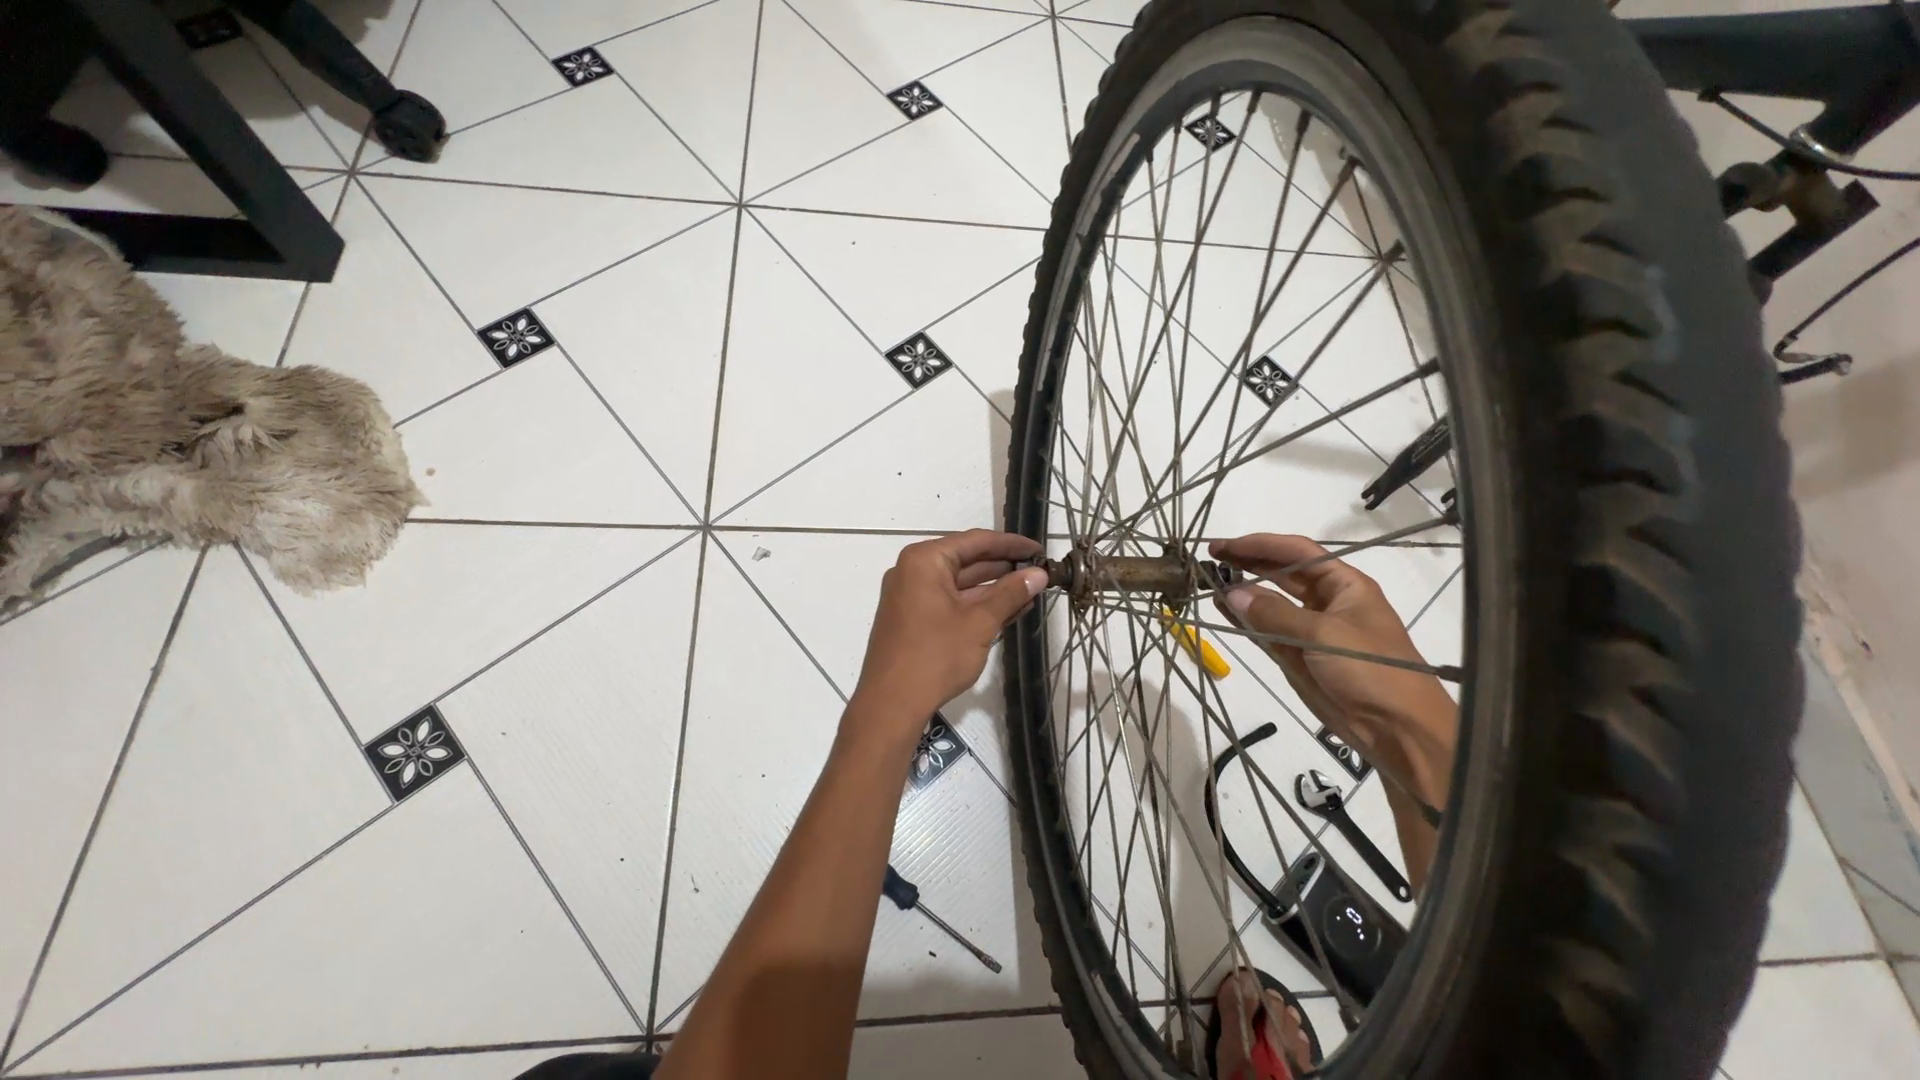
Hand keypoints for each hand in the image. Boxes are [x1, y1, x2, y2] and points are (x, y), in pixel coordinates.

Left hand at [850, 530, 1048, 743]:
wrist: (890, 704)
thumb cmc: (935, 656)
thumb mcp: (979, 623)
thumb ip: (1010, 594)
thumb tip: (1039, 574)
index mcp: (924, 560)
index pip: (975, 541)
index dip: (1011, 545)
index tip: (1040, 550)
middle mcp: (913, 571)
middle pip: (966, 560)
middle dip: (1004, 568)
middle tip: (1040, 572)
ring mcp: (910, 596)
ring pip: (959, 584)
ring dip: (993, 589)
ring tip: (1031, 593)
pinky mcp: (912, 619)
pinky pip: (950, 602)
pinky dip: (976, 606)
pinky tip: (1007, 612)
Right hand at [1209, 534, 1456, 803]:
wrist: (1395, 728)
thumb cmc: (1370, 669)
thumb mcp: (1323, 635)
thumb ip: (1274, 613)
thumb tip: (1230, 594)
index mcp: (1344, 585)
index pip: (1297, 552)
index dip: (1260, 545)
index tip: (1224, 547)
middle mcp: (1325, 601)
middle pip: (1281, 572)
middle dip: (1247, 563)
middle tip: (1210, 557)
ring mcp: (1309, 628)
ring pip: (1270, 601)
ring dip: (1242, 591)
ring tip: (1208, 582)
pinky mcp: (1296, 655)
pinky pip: (1265, 630)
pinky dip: (1243, 620)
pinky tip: (1222, 609)